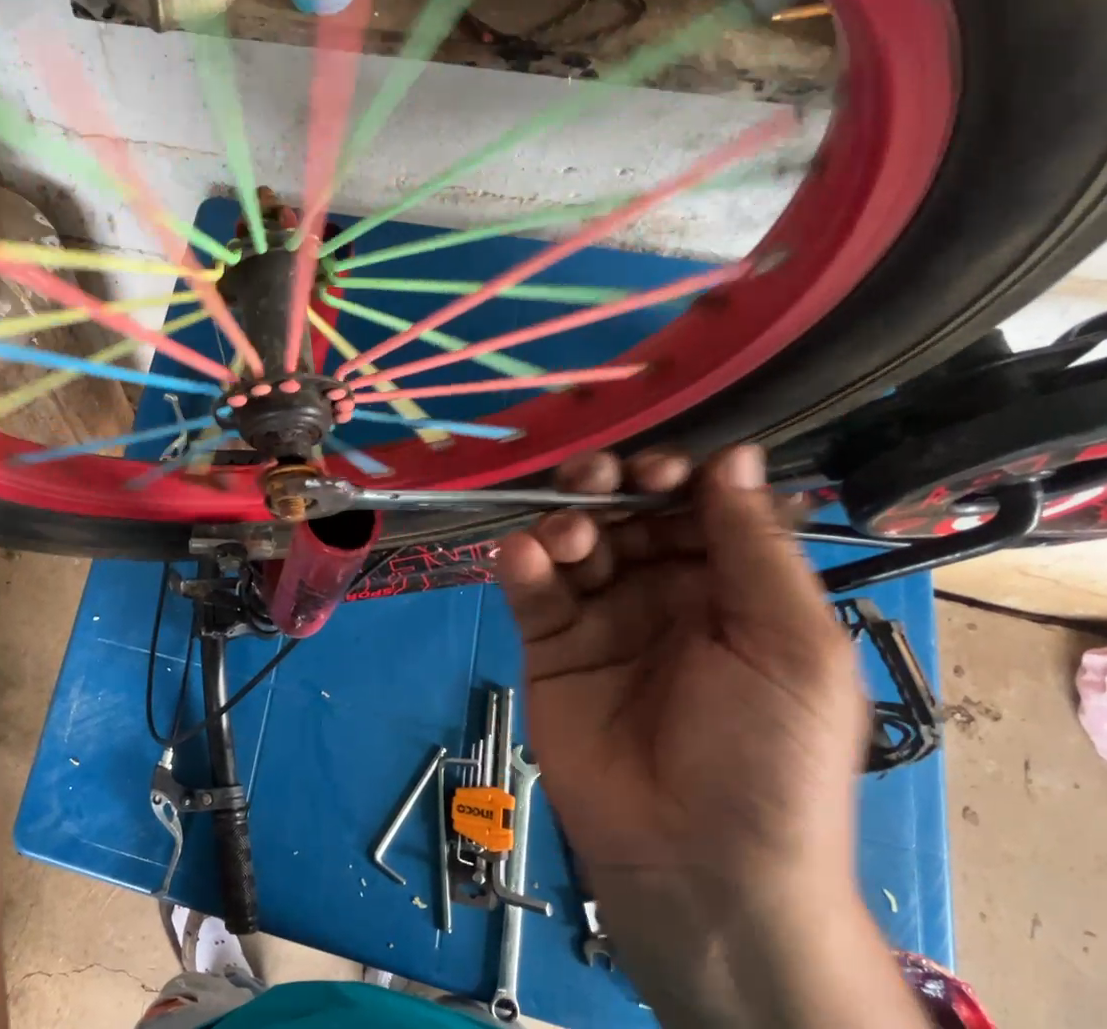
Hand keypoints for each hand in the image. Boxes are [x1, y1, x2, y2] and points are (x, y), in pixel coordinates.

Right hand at [496, 447, 922, 1027]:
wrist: (694, 858)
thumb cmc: (767, 754)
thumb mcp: (793, 647)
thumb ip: (755, 548)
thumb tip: (736, 455)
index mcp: (737, 590)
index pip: (701, 509)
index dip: (679, 477)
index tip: (659, 466)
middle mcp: (667, 593)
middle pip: (630, 517)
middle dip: (611, 488)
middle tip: (593, 479)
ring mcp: (602, 619)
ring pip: (576, 544)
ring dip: (566, 524)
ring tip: (567, 538)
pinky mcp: (548, 647)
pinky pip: (532, 591)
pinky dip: (521, 564)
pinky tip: (521, 557)